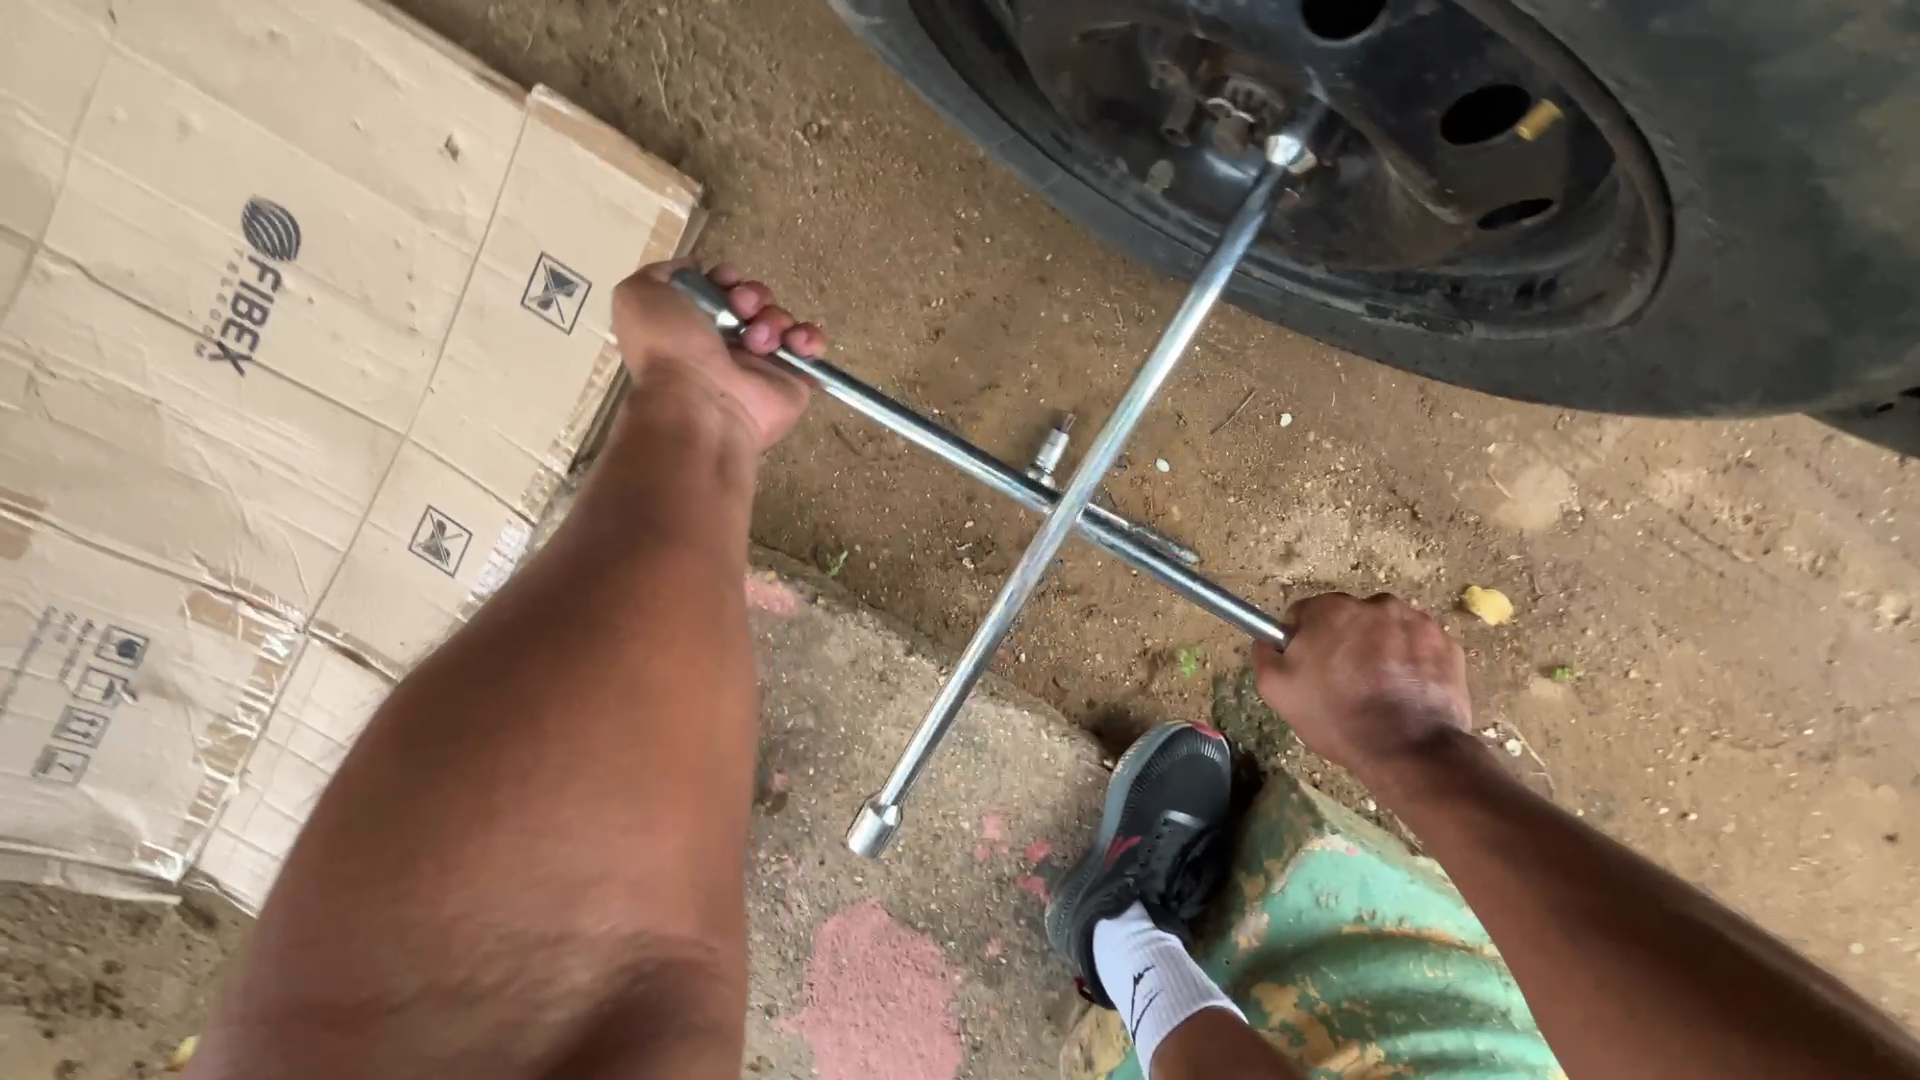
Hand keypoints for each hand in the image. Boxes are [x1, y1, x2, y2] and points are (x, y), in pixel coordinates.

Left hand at [610, 261, 824, 450]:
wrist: (701, 402)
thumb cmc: (669, 348)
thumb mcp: (638, 295)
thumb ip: (660, 274)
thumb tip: (694, 269)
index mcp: (695, 322)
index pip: (723, 287)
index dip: (728, 277)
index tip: (727, 281)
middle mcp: (729, 342)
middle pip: (756, 300)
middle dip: (753, 295)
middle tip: (743, 311)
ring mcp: (763, 363)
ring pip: (782, 320)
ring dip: (775, 318)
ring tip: (760, 340)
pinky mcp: (793, 380)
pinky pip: (811, 350)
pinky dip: (810, 339)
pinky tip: (795, 342)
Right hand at [1253, 593, 1472, 783]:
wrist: (1409, 750)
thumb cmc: (1337, 716)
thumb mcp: (1277, 690)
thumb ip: (1265, 654)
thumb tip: (1269, 640)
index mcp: (1331, 609)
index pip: (1305, 615)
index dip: (1303, 642)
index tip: (1311, 669)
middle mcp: (1375, 604)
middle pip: (1348, 619)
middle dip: (1343, 642)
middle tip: (1343, 683)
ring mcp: (1417, 622)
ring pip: (1384, 630)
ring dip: (1378, 649)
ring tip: (1378, 690)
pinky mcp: (1448, 645)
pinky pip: (1417, 645)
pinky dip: (1410, 661)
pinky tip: (1404, 691)